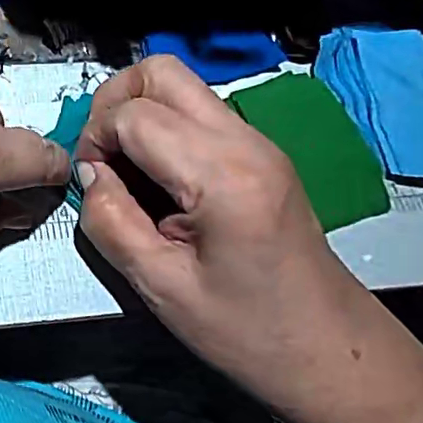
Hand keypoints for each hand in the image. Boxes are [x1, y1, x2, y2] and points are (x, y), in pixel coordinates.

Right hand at [74, 57, 422, 422]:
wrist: (333, 351)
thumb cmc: (250, 334)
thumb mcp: (162, 289)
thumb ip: (111, 222)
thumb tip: (90, 175)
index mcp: (224, 175)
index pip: (136, 115)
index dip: (95, 138)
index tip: (90, 180)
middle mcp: (244, 140)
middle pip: (161, 71)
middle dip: (114, 101)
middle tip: (99, 152)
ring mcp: (257, 139)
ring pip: (180, 83)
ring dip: (139, 110)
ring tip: (123, 163)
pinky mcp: (259, 149)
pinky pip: (197, 110)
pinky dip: (163, 124)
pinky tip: (155, 172)